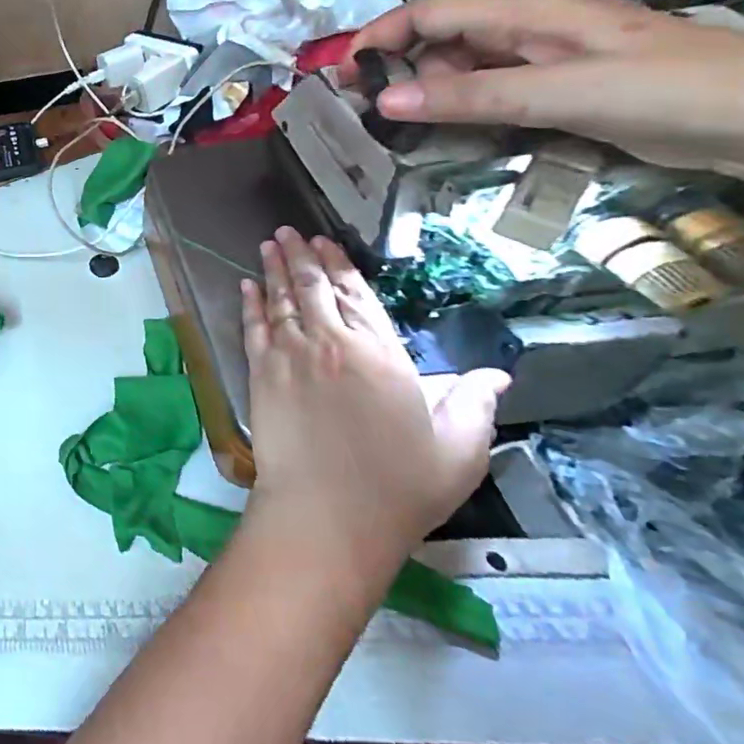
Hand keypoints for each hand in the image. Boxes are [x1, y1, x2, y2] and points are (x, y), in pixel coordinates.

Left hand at [239, 227, 507, 570]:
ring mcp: (291, 357)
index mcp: (382, 354)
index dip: (341, 267)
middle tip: (288, 232)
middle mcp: (332, 344)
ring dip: (275, 270)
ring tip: (269, 245)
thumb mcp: (458, 448)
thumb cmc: (398, 484)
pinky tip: (247, 287)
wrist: (326, 511)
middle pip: (314, 289)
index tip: (326, 243)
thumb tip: (496, 375)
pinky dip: (252, 304)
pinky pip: (254, 328)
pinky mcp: (261, 375)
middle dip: (301, 257)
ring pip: (282, 301)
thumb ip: (474, 403)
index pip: (358, 297)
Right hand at [344, 0, 743, 175]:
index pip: (430, 10)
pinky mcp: (553, 82)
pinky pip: (485, 84)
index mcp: (527, 9)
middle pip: (438, 32)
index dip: (378, 37)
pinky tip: (443, 125)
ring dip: (422, 84)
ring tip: (394, 123)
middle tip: (358, 106)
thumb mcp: (559, 93)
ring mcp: (541, 54)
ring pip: (459, 60)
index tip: (338, 75)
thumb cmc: (668, 90)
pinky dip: (454, 101)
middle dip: (392, 62)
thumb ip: (468, 96)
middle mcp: (527, 23)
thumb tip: (383, 102)